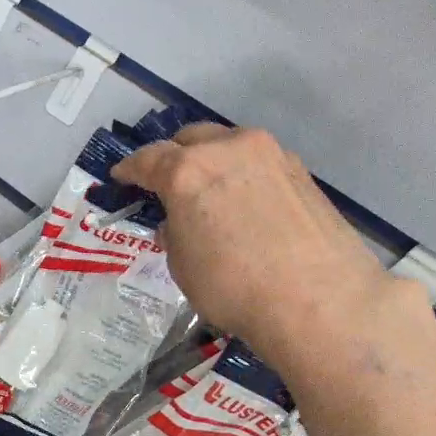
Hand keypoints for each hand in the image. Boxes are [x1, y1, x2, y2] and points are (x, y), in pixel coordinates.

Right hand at [111, 124, 413, 363]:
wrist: (315, 296)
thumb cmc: (231, 286)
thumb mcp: (181, 264)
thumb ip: (174, 232)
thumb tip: (179, 222)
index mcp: (187, 172)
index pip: (148, 159)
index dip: (129, 169)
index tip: (120, 177)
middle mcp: (229, 149)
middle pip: (192, 139)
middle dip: (172, 157)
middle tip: (162, 183)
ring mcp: (270, 155)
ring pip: (227, 146)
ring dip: (209, 162)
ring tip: (203, 193)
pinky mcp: (299, 171)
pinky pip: (256, 162)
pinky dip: (238, 175)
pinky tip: (238, 205)